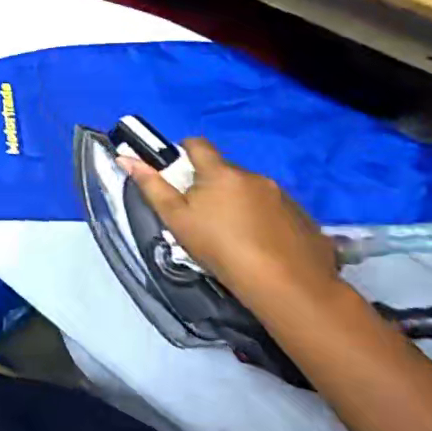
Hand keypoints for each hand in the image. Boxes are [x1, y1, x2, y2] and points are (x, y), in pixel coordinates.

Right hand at [118, 138, 339, 306]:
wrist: (286, 286)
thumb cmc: (220, 247)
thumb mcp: (175, 218)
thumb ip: (151, 185)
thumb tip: (125, 158)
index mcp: (221, 173)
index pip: (198, 144)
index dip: (183, 151)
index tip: (177, 172)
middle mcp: (255, 177)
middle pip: (225, 170)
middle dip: (211, 183)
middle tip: (201, 212)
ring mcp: (285, 197)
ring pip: (252, 190)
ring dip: (239, 201)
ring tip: (234, 232)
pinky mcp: (306, 219)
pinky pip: (277, 209)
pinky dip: (265, 218)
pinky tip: (261, 243)